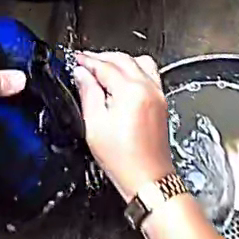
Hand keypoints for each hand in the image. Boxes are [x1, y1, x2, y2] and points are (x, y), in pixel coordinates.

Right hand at [71, 51, 175, 198]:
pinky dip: (133, 69)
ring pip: (138, 62)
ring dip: (119, 61)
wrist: (149, 180)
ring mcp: (157, 94)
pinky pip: (149, 73)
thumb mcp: (95, 124)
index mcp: (130, 91)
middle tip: (85, 61)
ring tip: (102, 68)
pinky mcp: (161, 102)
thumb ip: (88, 93)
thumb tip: (81, 74)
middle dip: (101, 57)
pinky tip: (122, 79)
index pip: (105, 66)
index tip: (76, 60)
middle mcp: (147, 88)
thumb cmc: (124, 159)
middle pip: (122, 59)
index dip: (87, 61)